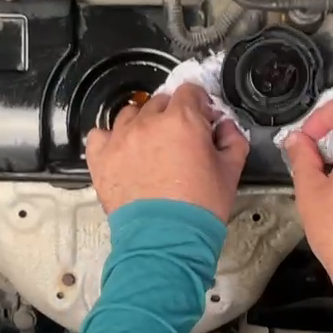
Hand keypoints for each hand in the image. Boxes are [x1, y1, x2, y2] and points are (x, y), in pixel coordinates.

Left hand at [86, 83, 249, 220]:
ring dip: (142, 124)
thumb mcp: (230, 173)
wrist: (165, 241)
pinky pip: (100, 135)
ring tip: (151, 148)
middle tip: (180, 140)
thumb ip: (232, 141)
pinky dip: (110, 139)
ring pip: (130, 115)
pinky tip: (122, 151)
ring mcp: (121, 140)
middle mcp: (147, 123)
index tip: (201, 119)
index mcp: (182, 121)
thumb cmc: (198, 210)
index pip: (189, 91)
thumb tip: (225, 127)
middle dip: (172, 115)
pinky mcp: (101, 159)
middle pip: (160, 102)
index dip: (198, 105)